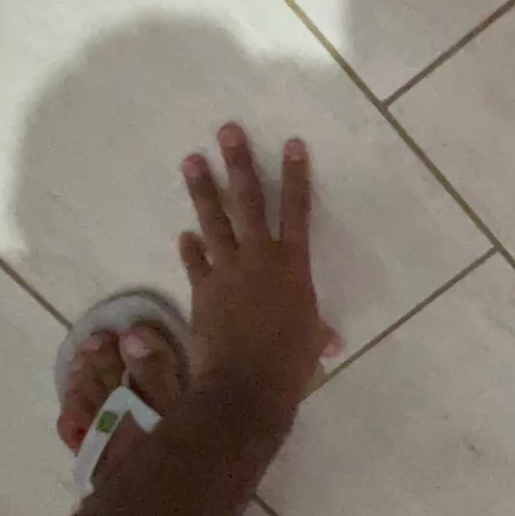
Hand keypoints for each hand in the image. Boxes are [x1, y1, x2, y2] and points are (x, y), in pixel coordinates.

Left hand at [178, 123, 339, 418]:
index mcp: (293, 265)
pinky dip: (191, 248)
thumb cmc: (291, 361)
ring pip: (214, 222)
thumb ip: (316, 332)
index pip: (297, 211)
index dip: (296, 176)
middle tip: (227, 131)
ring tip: (192, 160)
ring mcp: (227, 272)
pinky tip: (185, 234)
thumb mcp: (311, 341)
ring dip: (203, 190)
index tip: (292, 144)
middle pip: (249, 203)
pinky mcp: (203, 291)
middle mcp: (259, 259)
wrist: (246, 384)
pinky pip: (196, 263)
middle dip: (239, 164)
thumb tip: (329, 342)